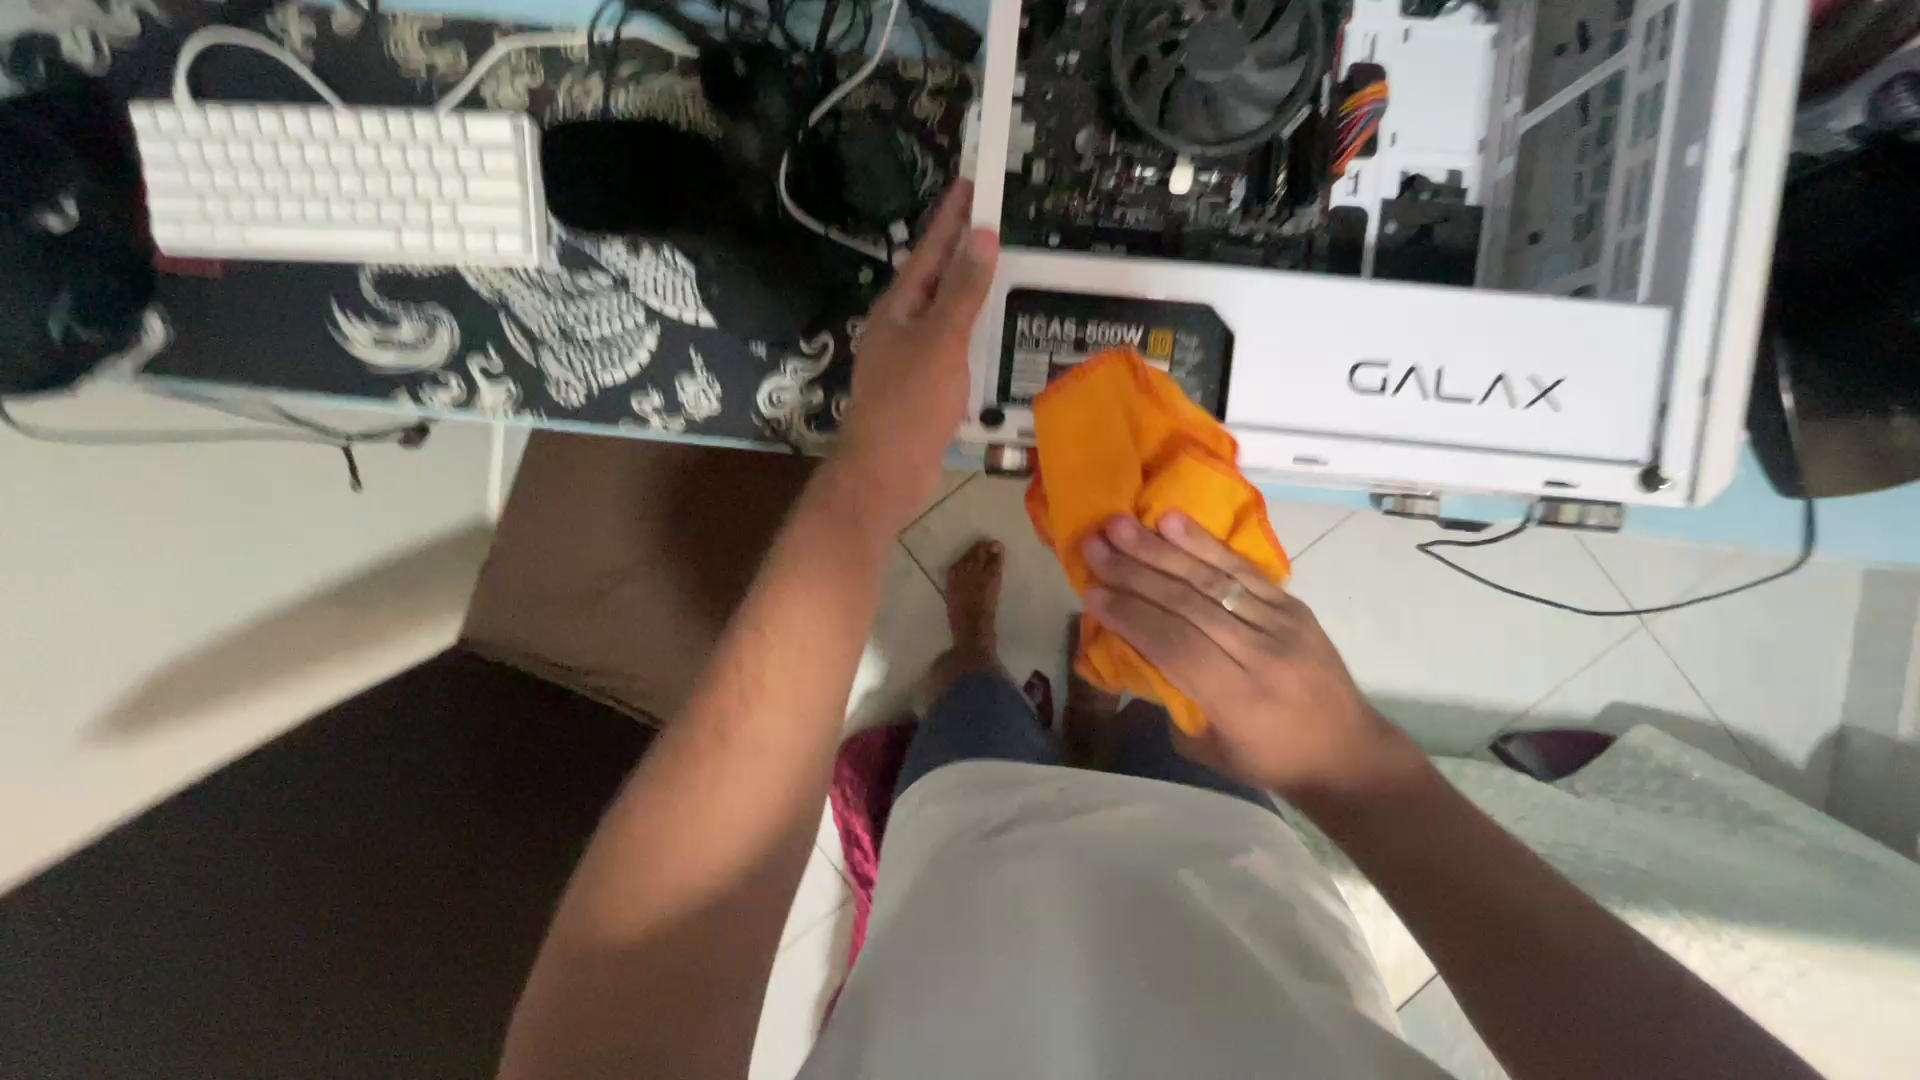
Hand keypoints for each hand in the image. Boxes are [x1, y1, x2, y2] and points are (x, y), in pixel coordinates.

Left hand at [835, 180, 998, 525]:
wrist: (885, 473)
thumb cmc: (909, 404)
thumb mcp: (941, 342)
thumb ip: (962, 292)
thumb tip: (980, 236)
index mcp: (897, 308)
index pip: (929, 251)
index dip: (952, 217)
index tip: (975, 183)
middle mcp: (899, 328)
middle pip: (936, 281)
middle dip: (965, 252)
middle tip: (999, 223)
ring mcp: (907, 360)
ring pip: (944, 317)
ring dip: (971, 294)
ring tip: (1004, 273)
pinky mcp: (921, 389)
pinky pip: (951, 350)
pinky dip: (973, 336)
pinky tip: (994, 338)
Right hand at [1081, 512, 1422, 799]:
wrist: (1351, 754)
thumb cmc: (1270, 761)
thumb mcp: (1209, 749)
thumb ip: (1171, 698)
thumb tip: (1132, 651)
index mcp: (1237, 698)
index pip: (1173, 644)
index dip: (1130, 616)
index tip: (1091, 593)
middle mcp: (1260, 655)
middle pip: (1187, 604)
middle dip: (1134, 572)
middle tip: (1094, 547)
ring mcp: (1281, 625)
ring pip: (1211, 579)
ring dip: (1160, 549)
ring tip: (1120, 525)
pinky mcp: (1293, 606)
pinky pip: (1243, 569)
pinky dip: (1204, 544)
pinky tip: (1171, 521)